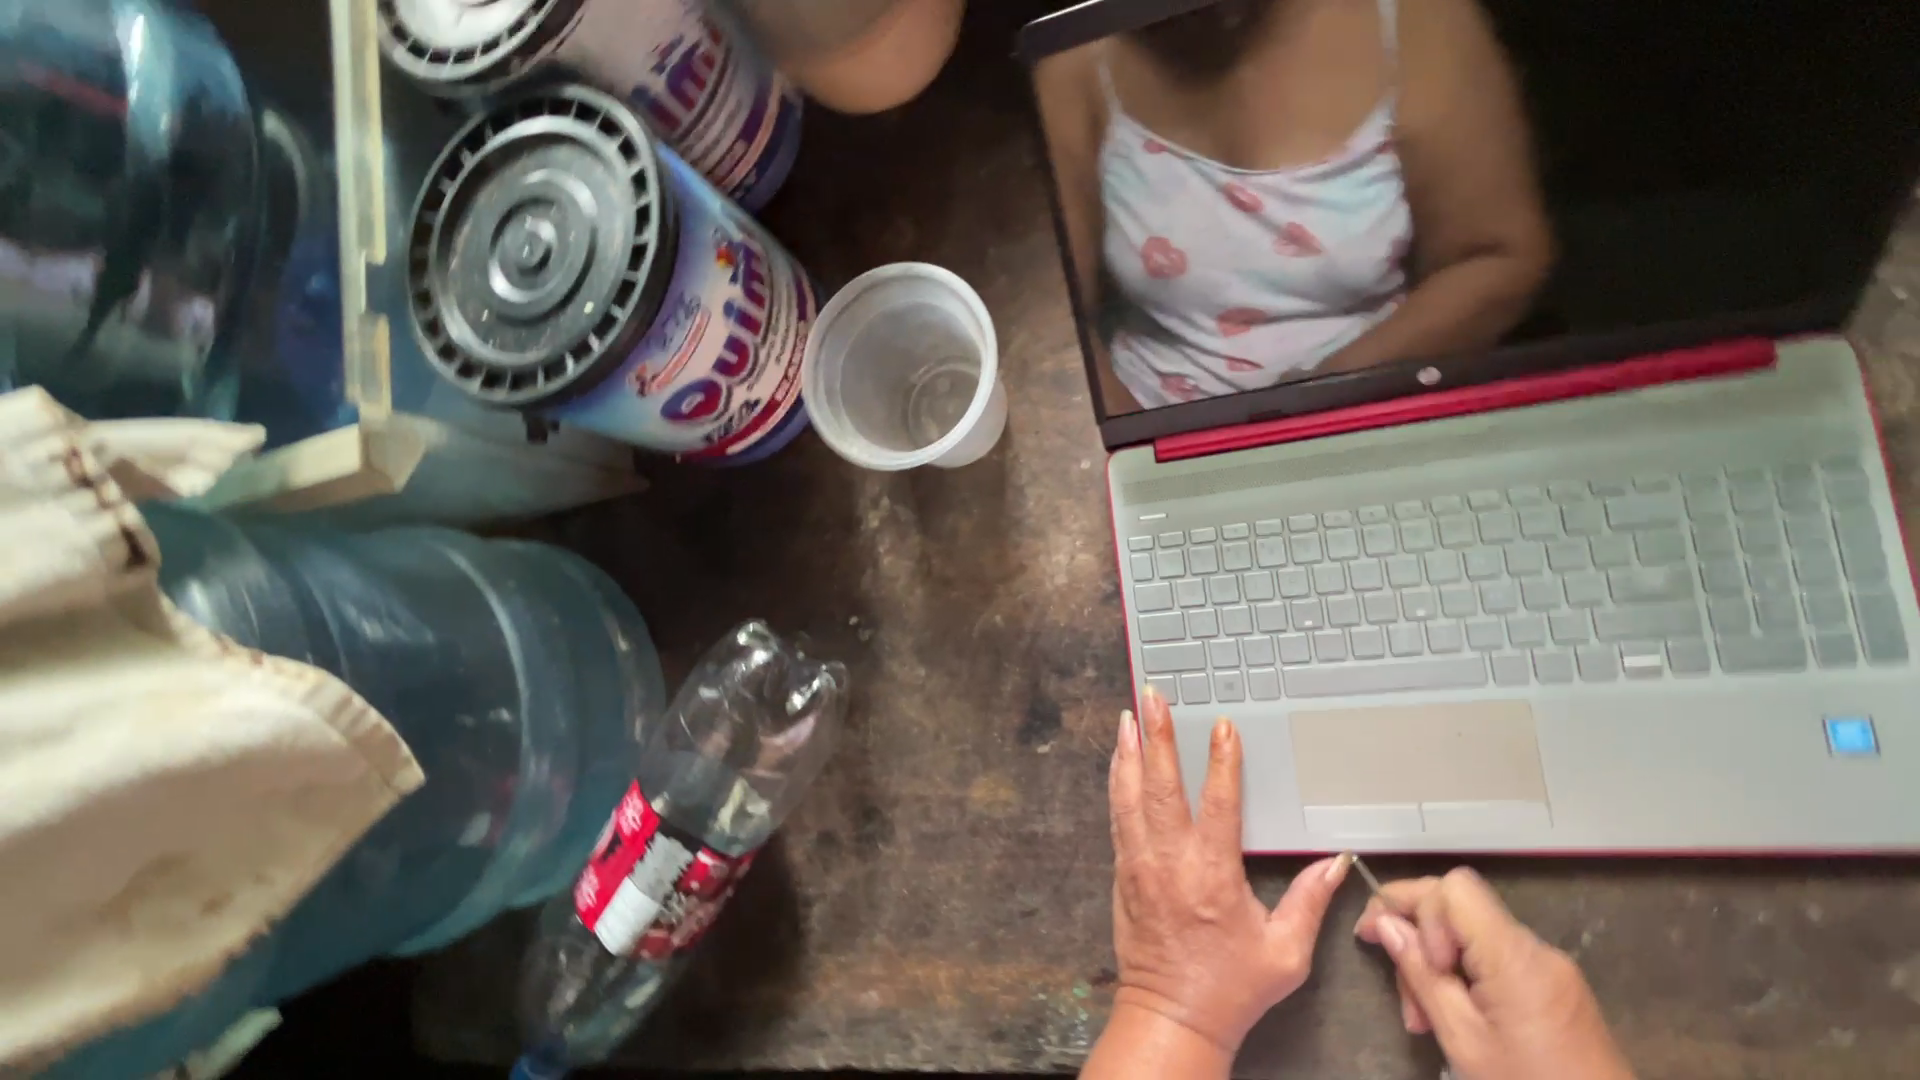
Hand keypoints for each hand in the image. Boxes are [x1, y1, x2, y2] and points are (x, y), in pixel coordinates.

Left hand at [1107, 687, 1350, 1051]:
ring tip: (1127, 717)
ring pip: (1129, 796)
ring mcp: (1139, 864)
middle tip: (1152, 699)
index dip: (1222, 761)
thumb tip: (1335, 862)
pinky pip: (1117, 817)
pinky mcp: (1122, 872)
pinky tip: (1117, 764)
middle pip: (1160, 786)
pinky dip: (1116, 784)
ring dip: (1128, 753)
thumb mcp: (1285, 953)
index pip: (1218, 803)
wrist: (1171, 1018)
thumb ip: (1309, 901)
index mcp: (1213, 875)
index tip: (1222, 726)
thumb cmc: (1231, 987)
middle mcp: (1170, 861)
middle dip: (1157, 737)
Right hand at [1355, 868, 1634, 1079]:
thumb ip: (1421, 974)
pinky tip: (1456, 1017)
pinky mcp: (1557, 986)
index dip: (1414, 904)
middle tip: (1401, 993)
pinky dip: (1467, 977)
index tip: (1390, 942)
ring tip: (1423, 1019)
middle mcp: (1536, 949)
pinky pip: (1496, 959)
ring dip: (1439, 964)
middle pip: (1458, 908)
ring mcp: (1551, 967)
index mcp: (1514, 956)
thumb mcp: (1463, 1038)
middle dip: (1419, 938)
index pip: (1453, 888)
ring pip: (1472, 936)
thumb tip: (1386, 923)